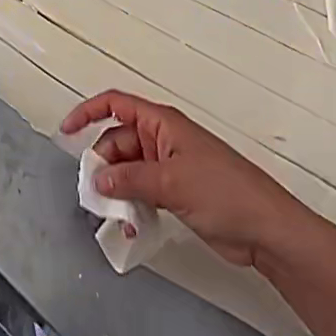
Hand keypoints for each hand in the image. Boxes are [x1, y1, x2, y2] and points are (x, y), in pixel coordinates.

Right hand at [62, 90, 315, 272]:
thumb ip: (129, 179)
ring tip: (114, 215)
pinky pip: (141, 190)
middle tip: (94, 193)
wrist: (267, 230)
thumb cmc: (225, 192)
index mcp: (162, 123)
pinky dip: (132, 204)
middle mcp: (163, 140)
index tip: (67, 130)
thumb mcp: (171, 182)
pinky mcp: (176, 192)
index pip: (116, 105)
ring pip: (128, 170)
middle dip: (103, 165)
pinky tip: (132, 225)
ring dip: (118, 190)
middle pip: (117, 142)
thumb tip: (98, 181)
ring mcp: (169, 166)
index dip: (88, 112)